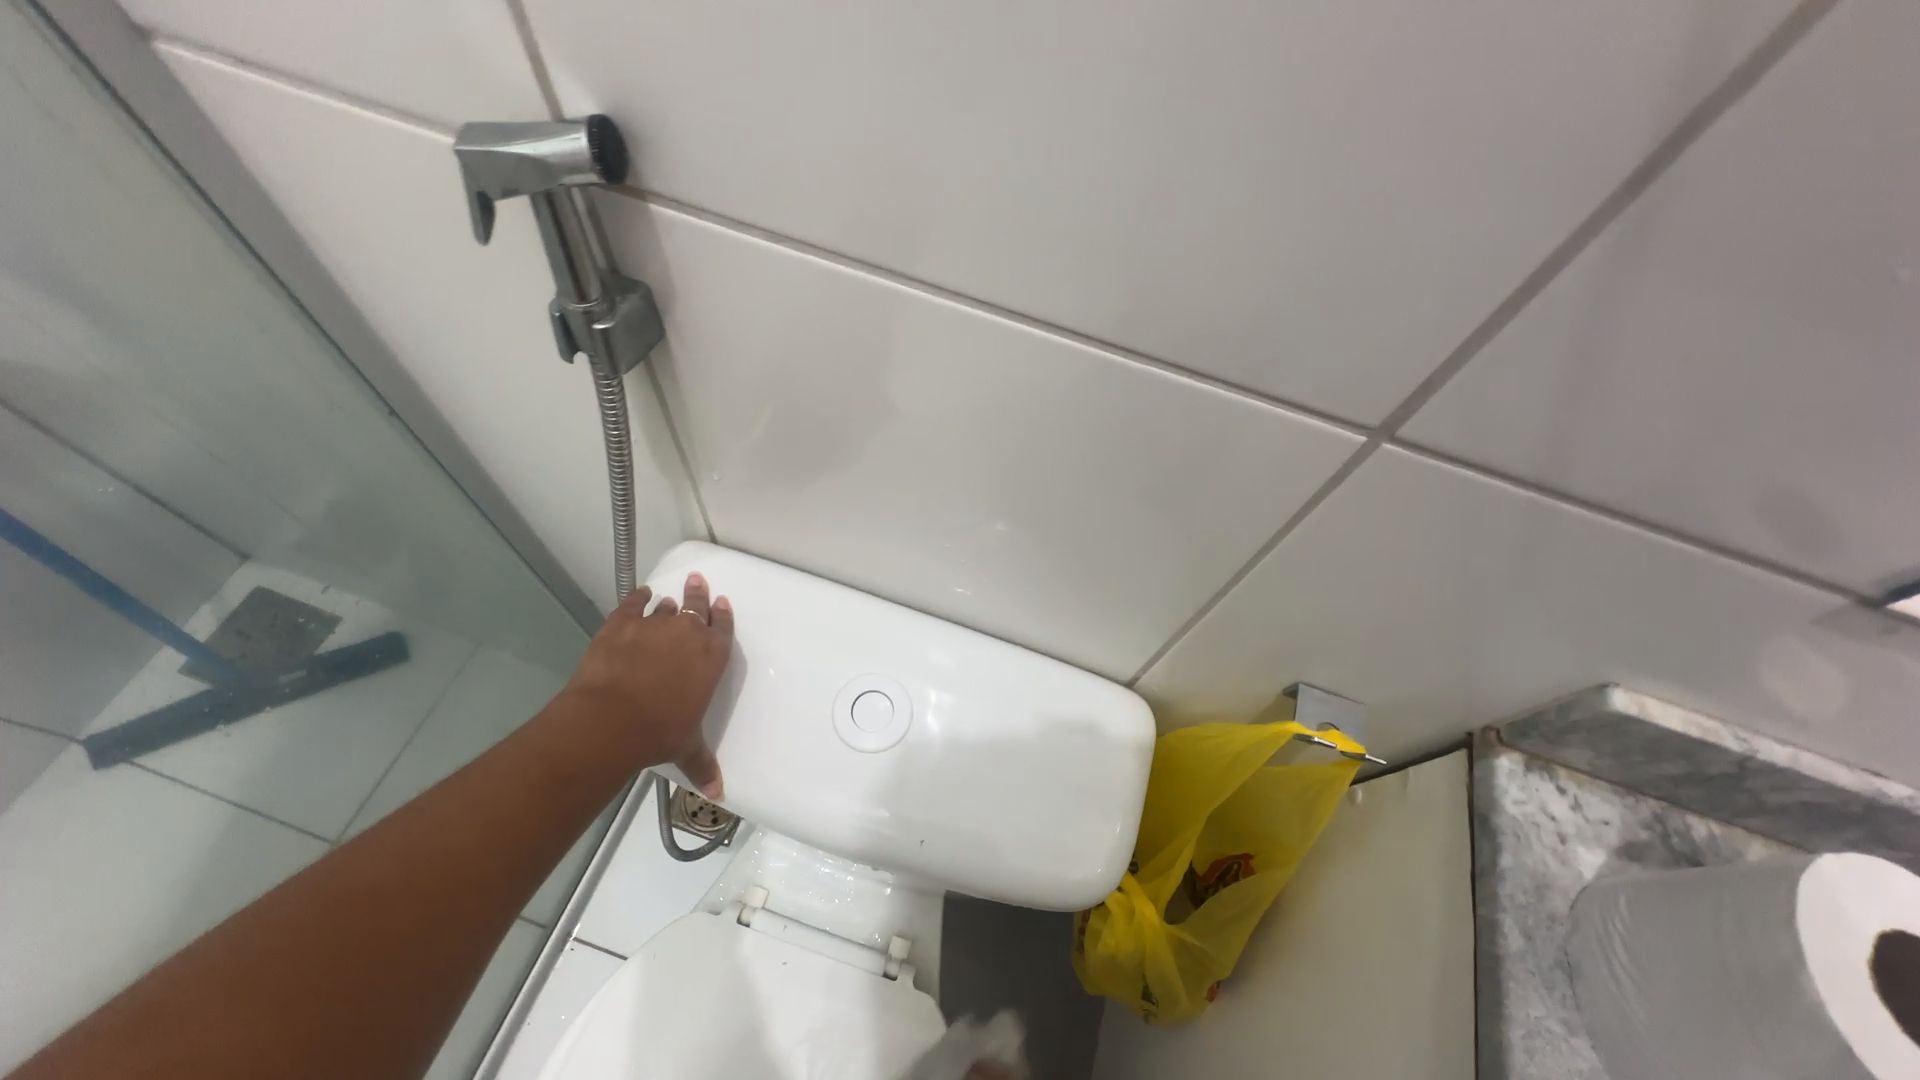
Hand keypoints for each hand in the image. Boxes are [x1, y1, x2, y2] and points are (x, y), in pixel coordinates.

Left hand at [557, 572, 732, 797]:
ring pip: (664, 607)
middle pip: (696, 606)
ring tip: (665, 601)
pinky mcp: (620, 624)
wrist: (610, 721)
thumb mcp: (687, 748)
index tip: (721, 603)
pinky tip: (638, 596)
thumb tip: (718, 794)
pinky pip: (631, 604)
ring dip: (666, 605)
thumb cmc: (659, 733)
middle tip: (698, 581)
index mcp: (711, 658)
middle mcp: (686, 634)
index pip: (722, 627)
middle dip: (698, 593)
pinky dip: (636, 599)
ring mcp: (652, 625)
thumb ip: (703, 764)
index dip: (722, 615)